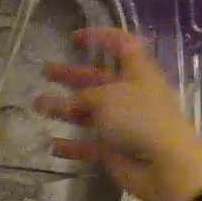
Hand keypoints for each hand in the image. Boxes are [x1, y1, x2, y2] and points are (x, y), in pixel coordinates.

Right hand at [37, 28, 201, 200]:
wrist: (163, 163)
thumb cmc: (139, 118)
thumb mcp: (108, 97)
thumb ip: (86, 96)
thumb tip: (74, 103)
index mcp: (136, 73)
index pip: (122, 45)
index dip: (101, 37)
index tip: (75, 38)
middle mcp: (129, 95)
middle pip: (96, 80)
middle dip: (71, 74)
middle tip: (45, 71)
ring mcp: (121, 124)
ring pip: (88, 114)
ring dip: (63, 109)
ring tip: (38, 106)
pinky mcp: (113, 150)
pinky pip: (88, 146)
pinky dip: (72, 146)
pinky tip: (52, 146)